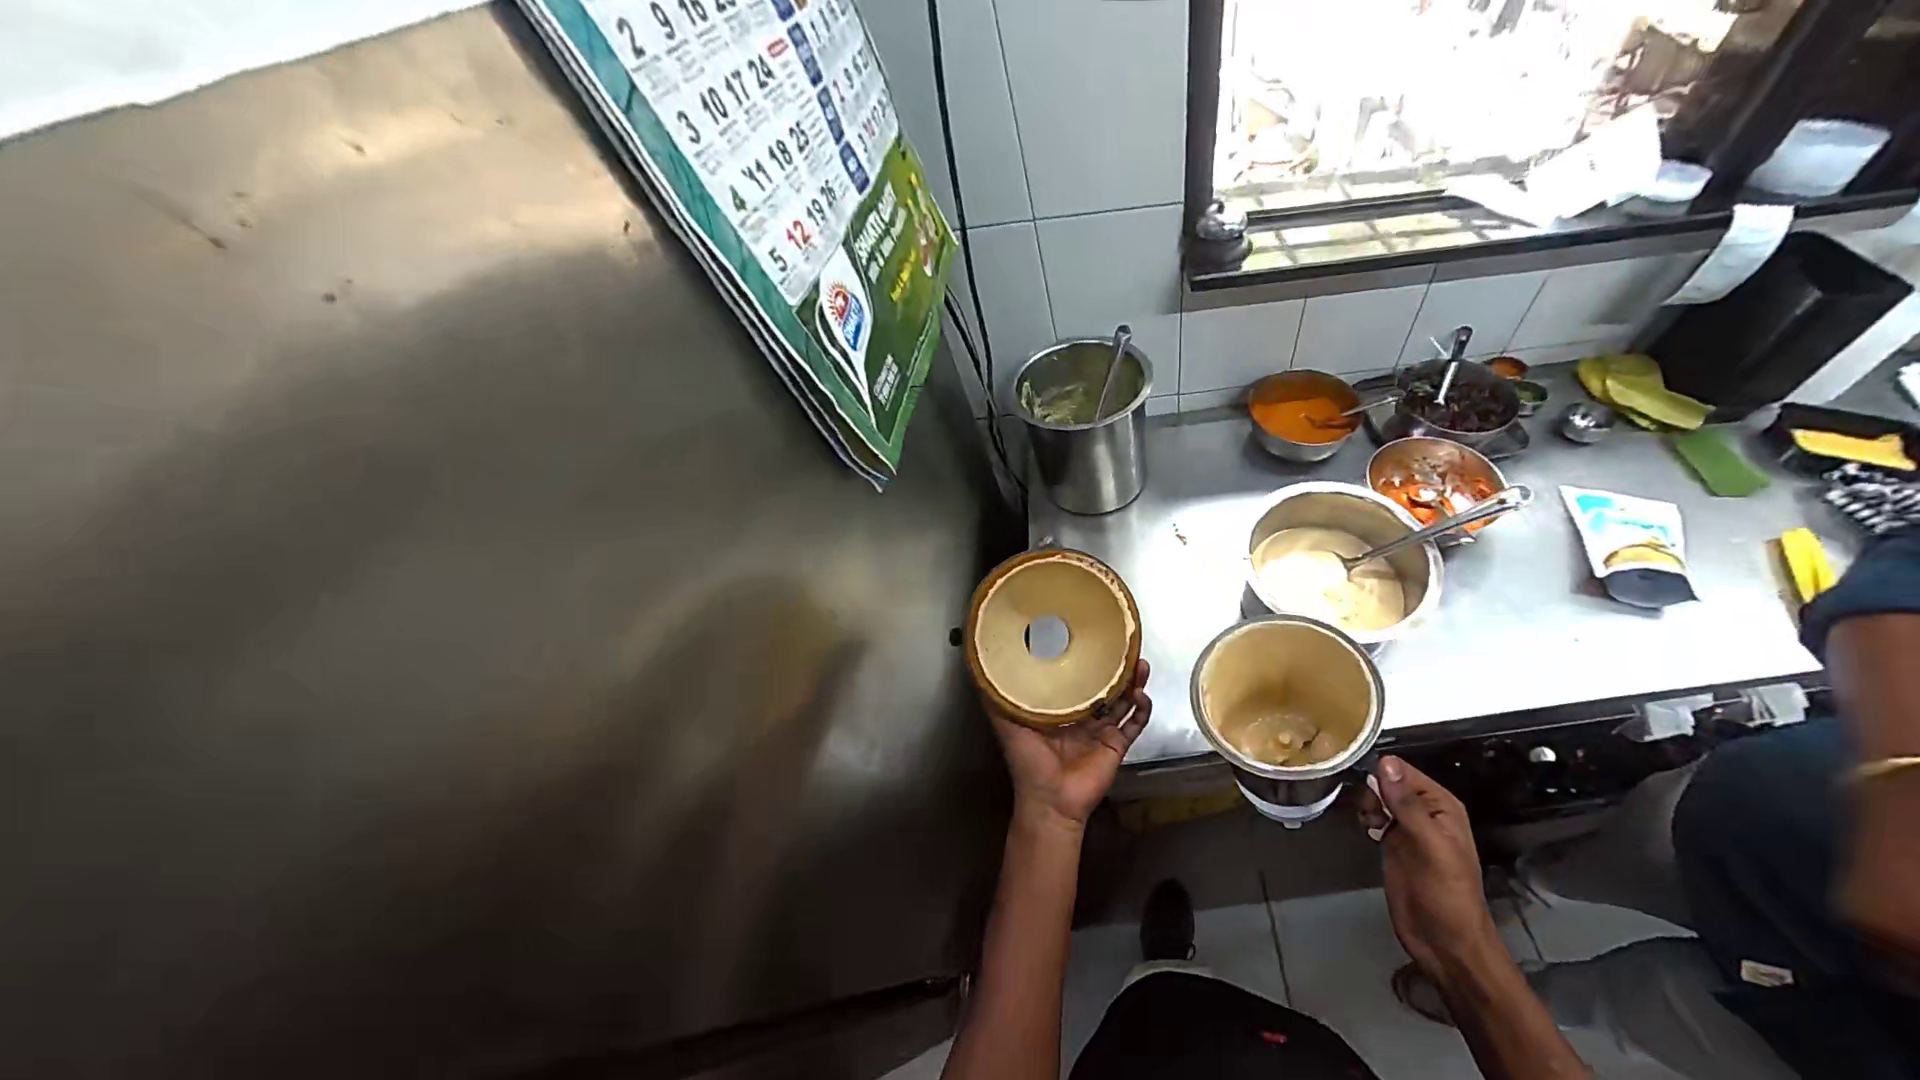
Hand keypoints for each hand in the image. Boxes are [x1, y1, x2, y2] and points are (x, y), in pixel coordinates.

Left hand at [988, 660, 1151, 829]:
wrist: (1050, 801)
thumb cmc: (1027, 763)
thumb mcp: (1007, 725)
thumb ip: (996, 701)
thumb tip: (980, 671)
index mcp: (1058, 711)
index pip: (1073, 680)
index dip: (1081, 662)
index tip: (1084, 640)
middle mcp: (1081, 718)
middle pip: (1102, 687)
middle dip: (1113, 668)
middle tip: (1121, 647)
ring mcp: (1101, 731)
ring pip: (1122, 701)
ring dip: (1132, 683)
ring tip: (1139, 664)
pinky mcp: (1116, 746)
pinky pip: (1135, 725)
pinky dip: (1142, 710)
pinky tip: (1142, 694)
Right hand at [1359, 755, 1503, 978]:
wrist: (1445, 943)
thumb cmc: (1447, 895)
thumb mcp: (1430, 847)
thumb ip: (1407, 805)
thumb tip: (1384, 762)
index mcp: (1441, 806)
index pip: (1403, 771)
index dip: (1380, 770)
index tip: (1360, 781)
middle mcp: (1424, 812)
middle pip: (1386, 780)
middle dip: (1369, 788)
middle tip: (1369, 812)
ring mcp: (1407, 828)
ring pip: (1376, 796)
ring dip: (1365, 803)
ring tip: (1368, 823)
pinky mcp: (1391, 842)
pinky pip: (1372, 816)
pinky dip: (1364, 817)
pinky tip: (1365, 829)